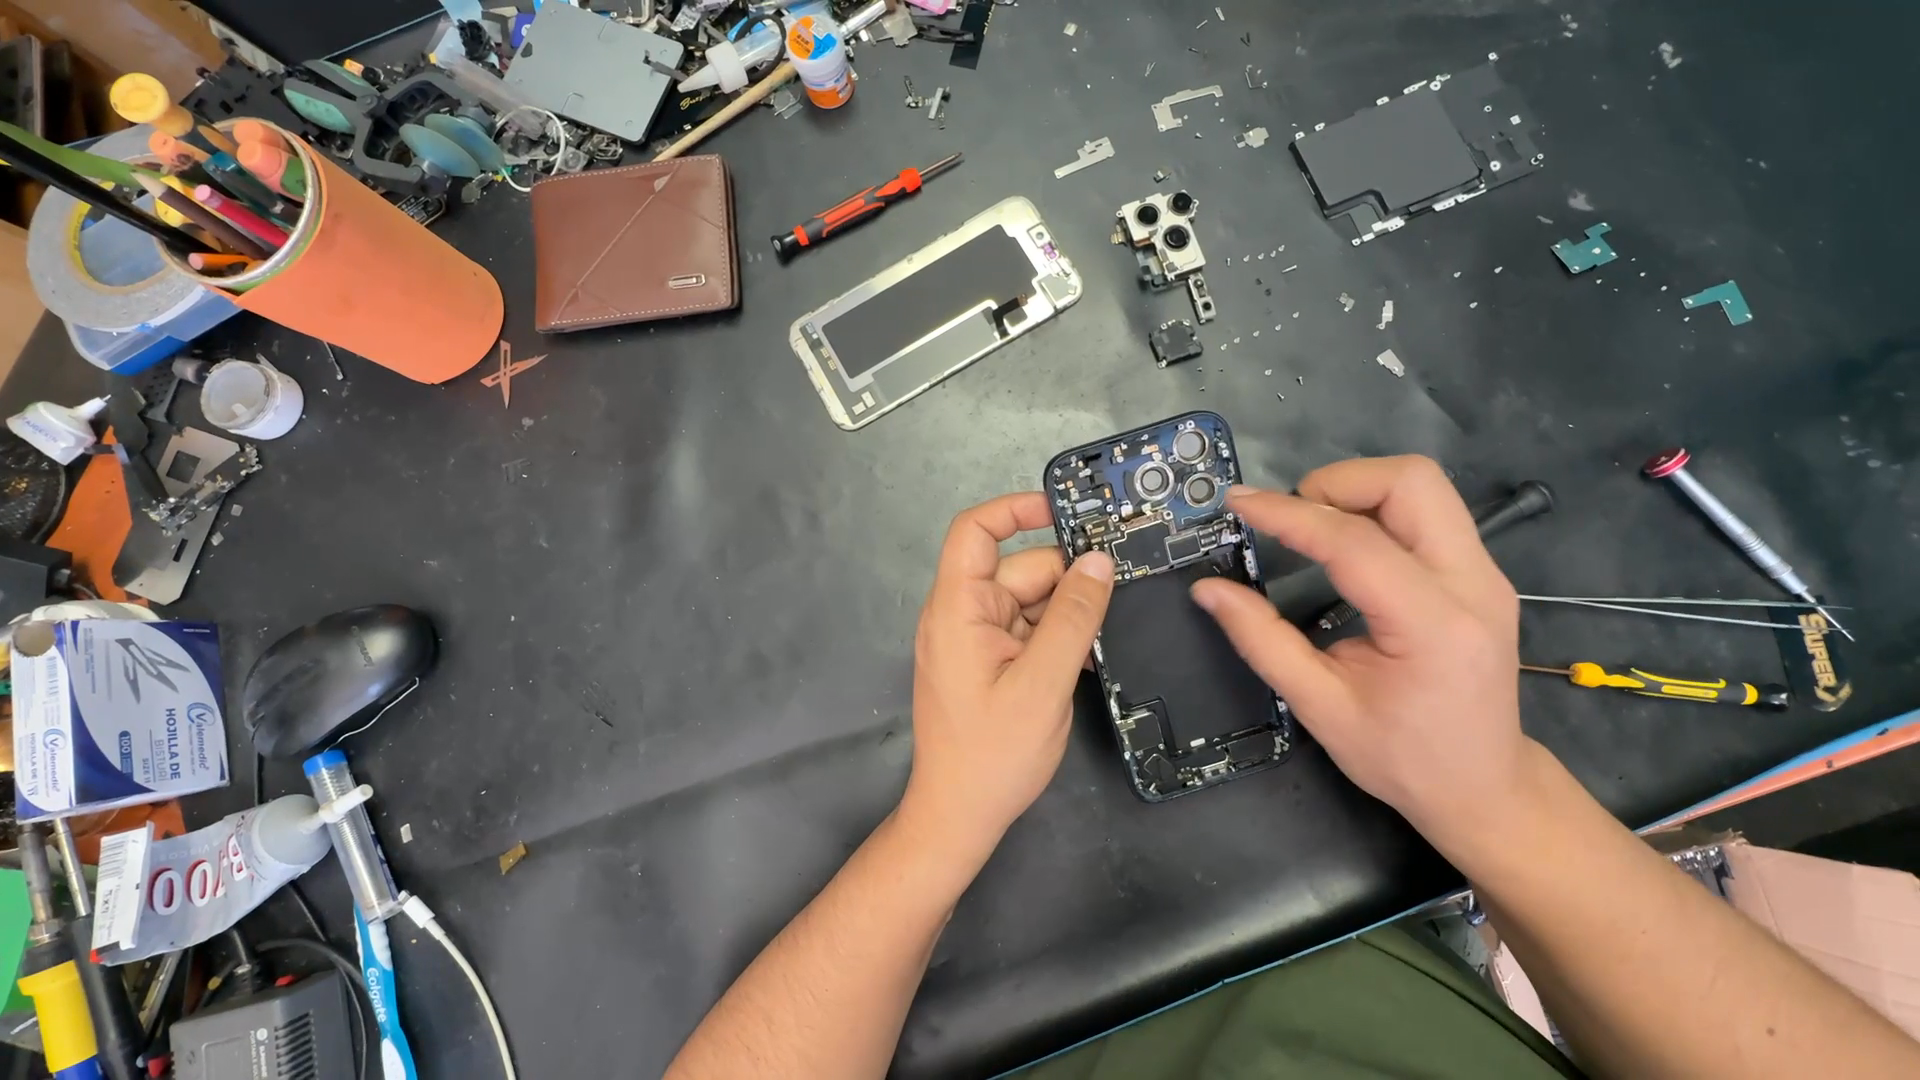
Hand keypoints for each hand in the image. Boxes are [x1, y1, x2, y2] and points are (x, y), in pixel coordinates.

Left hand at [904, 493, 1114, 853]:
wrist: (960, 816)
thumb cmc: (992, 754)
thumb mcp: (1042, 684)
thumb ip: (1072, 619)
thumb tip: (1097, 563)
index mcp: (958, 609)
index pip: (975, 532)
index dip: (1016, 510)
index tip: (1067, 511)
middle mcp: (963, 615)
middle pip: (1020, 570)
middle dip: (1067, 579)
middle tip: (1122, 592)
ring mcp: (977, 640)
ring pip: (1032, 601)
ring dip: (1069, 614)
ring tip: (1108, 635)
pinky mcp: (991, 662)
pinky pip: (1030, 630)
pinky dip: (1059, 637)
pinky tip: (1090, 657)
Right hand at [1189, 457, 1529, 847]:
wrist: (1484, 788)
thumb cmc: (1401, 758)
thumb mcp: (1319, 708)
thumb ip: (1262, 640)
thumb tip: (1208, 589)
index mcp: (1433, 625)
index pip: (1355, 541)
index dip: (1288, 514)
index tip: (1238, 502)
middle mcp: (1473, 584)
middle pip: (1411, 482)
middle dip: (1336, 483)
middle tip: (1288, 518)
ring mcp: (1486, 574)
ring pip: (1423, 486)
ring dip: (1357, 490)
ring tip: (1309, 528)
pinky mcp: (1480, 573)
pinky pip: (1427, 511)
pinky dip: (1374, 510)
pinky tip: (1341, 545)